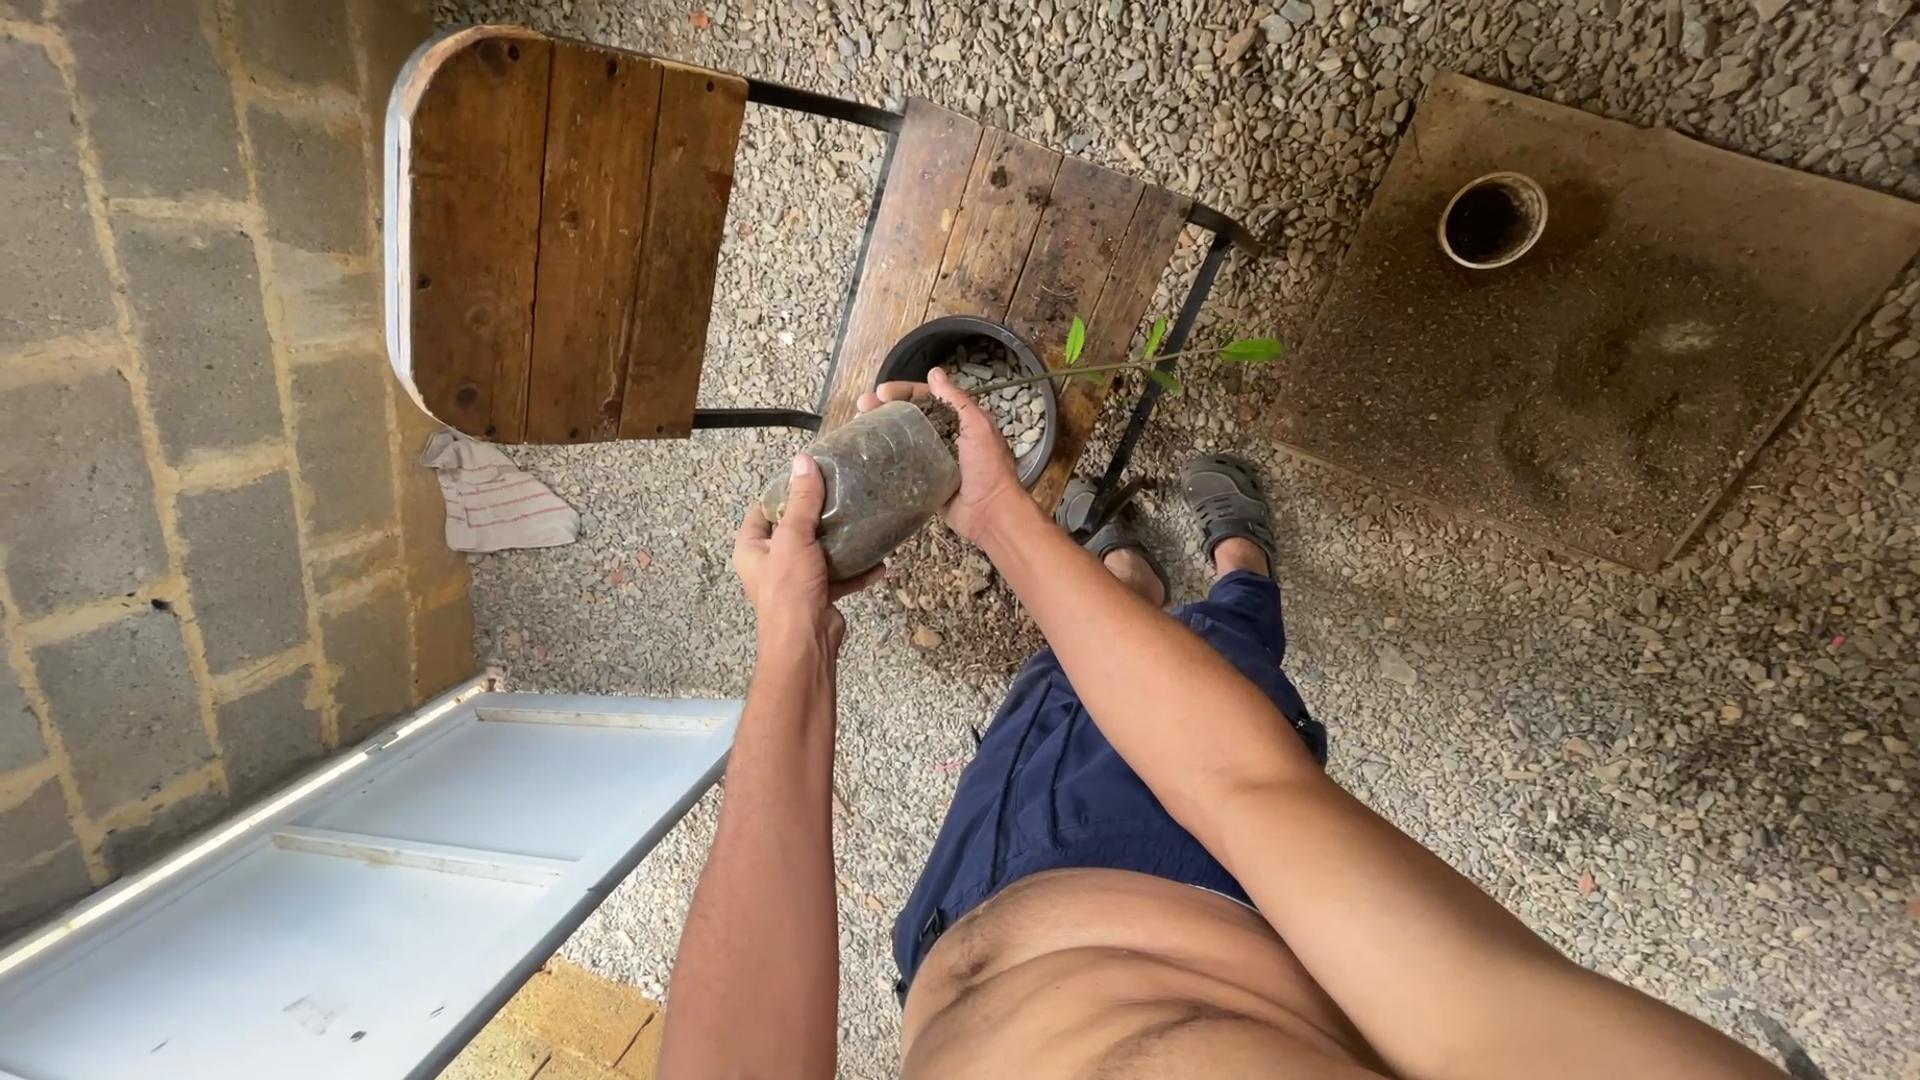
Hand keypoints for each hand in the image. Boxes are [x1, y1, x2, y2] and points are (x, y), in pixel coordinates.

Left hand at [733, 454, 879, 650]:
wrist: (806, 643)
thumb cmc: (789, 590)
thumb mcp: (794, 538)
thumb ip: (802, 501)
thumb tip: (803, 461)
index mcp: (752, 549)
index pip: (763, 511)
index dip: (783, 493)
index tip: (809, 477)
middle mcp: (770, 565)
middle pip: (794, 530)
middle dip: (818, 516)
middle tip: (840, 495)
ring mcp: (795, 582)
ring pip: (819, 553)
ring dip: (840, 543)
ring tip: (862, 523)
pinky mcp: (818, 596)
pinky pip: (839, 577)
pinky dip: (857, 571)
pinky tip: (877, 563)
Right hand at [856, 367, 1027, 542]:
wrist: (991, 512)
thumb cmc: (988, 468)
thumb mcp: (978, 427)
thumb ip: (957, 401)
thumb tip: (935, 372)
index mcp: (959, 420)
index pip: (927, 397)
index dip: (904, 391)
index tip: (881, 392)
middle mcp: (944, 435)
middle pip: (910, 414)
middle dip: (885, 407)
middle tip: (861, 406)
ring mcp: (933, 458)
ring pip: (903, 437)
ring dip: (881, 429)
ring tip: (858, 425)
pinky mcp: (925, 480)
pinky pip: (903, 464)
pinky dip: (887, 456)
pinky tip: (868, 453)